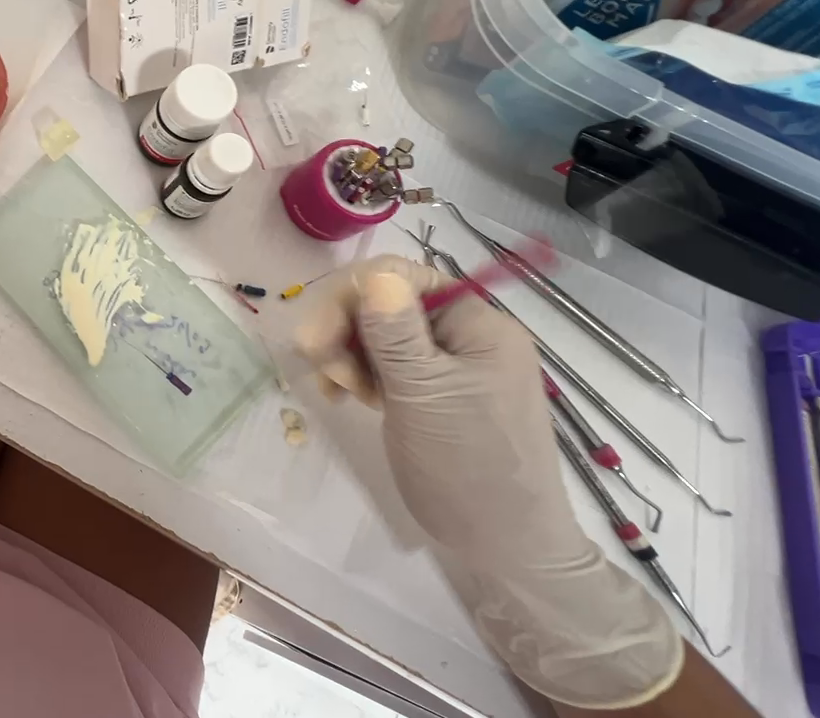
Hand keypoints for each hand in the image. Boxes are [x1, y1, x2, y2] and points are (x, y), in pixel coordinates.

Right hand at [293, 256, 682, 710]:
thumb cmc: (466, 464)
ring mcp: (446, 364)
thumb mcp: (424, 394)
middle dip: (343, 328)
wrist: (502, 545)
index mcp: (475, 323)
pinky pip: (381, 362)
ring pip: (375, 332)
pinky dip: (355, 373)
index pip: (402, 276)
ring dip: (344, 354)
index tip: (316, 336)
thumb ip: (395, 333)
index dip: (351, 295)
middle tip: (320, 366)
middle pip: (383, 302)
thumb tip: (373, 273)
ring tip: (338, 390)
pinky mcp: (429, 391)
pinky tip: (343, 395)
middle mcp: (463, 334)